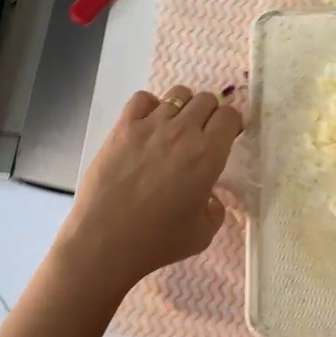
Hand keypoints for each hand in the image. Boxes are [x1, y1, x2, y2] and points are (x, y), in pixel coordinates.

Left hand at [55, 87, 242, 292]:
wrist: (104, 242)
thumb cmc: (157, 242)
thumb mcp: (202, 234)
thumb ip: (215, 209)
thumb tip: (208, 196)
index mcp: (208, 155)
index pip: (230, 116)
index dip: (232, 124)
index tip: (227, 136)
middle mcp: (183, 132)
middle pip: (206, 99)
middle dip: (209, 113)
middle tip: (201, 134)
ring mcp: (151, 126)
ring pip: (178, 94)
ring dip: (182, 108)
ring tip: (174, 129)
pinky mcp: (123, 127)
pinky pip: (143, 98)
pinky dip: (150, 106)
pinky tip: (147, 126)